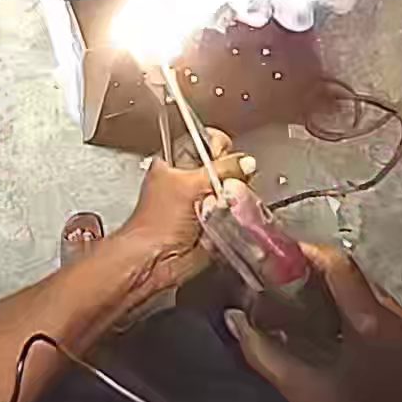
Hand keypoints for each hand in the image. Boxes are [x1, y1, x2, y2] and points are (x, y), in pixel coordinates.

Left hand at [112, 127, 253, 292]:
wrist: (154, 261)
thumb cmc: (158, 221)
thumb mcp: (189, 185)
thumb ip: (221, 170)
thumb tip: (246, 162)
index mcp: (176, 161)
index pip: (206, 140)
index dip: (218, 146)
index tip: (223, 155)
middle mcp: (190, 179)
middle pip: (225, 166)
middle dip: (231, 176)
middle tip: (223, 186)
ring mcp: (203, 201)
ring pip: (233, 190)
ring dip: (233, 198)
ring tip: (221, 208)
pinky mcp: (215, 223)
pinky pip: (236, 213)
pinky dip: (237, 216)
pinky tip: (229, 220)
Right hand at [226, 244, 401, 401]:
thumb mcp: (310, 400)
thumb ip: (266, 355)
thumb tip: (234, 319)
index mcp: (375, 326)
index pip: (339, 265)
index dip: (307, 253)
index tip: (281, 254)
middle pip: (360, 280)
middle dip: (324, 278)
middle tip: (291, 288)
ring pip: (380, 302)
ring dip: (348, 303)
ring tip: (319, 319)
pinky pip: (400, 326)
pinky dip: (372, 325)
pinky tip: (356, 349)